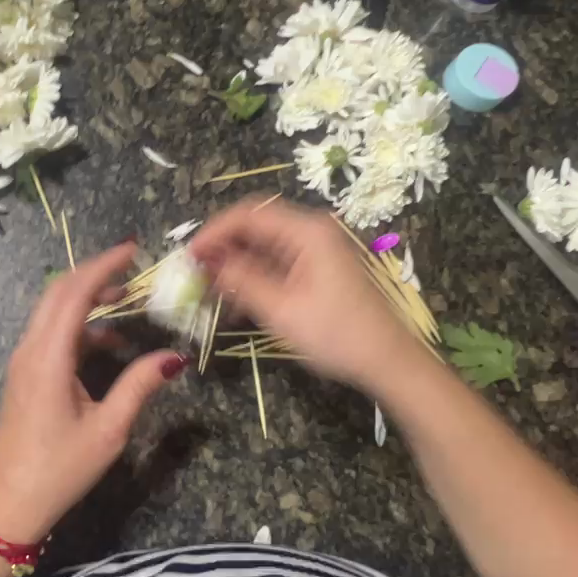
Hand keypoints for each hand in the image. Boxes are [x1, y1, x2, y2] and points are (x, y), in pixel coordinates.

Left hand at [0, 243, 185, 543]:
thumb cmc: (60, 469)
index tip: (133, 250)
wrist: (9, 504)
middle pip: (59, 292)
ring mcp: (23, 361)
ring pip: (53, 311)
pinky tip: (111, 344)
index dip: (103, 266)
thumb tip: (174, 357)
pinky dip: (80, 326)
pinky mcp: (25, 374)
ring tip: (127, 302)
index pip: (74, 292)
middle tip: (132, 269)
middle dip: (95, 274)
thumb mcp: (108, 429)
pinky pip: (52, 333)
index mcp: (48, 357)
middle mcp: (30, 349)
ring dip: (88, 300)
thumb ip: (139, 386)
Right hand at [189, 197, 431, 391]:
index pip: (248, 215)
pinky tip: (236, 302)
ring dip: (235, 264)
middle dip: (222, 248)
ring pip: (263, 246)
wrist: (389, 362)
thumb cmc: (337, 335)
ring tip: (208, 290)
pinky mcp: (318, 269)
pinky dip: (253, 276)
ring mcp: (317, 250)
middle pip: (255, 226)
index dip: (213, 232)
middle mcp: (312, 231)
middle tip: (194, 273)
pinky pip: (277, 262)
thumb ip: (241, 281)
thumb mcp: (281, 310)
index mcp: (307, 232)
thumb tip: (207, 264)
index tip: (188, 257)